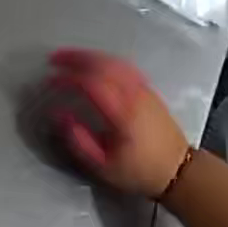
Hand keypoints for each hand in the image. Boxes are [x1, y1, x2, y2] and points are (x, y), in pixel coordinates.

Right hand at [45, 49, 190, 197]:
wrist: (177, 168)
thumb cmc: (138, 171)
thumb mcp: (103, 166)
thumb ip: (79, 140)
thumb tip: (59, 114)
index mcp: (122, 112)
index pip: (91, 83)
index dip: (68, 78)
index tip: (51, 82)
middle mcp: (134, 93)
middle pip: (103, 64)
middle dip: (77, 57)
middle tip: (55, 58)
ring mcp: (143, 87)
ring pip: (115, 61)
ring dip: (91, 55)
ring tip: (71, 57)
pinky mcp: (148, 87)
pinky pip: (124, 65)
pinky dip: (106, 59)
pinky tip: (96, 63)